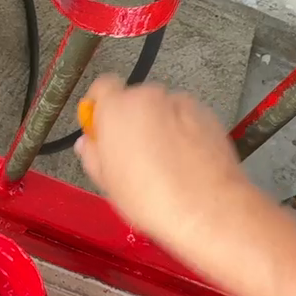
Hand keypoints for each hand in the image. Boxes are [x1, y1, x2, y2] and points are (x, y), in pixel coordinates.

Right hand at [73, 76, 270, 270]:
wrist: (206, 209)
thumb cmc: (153, 198)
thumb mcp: (107, 182)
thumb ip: (93, 155)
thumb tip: (89, 145)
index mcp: (117, 108)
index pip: (102, 87)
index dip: (100, 106)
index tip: (101, 125)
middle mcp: (149, 97)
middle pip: (133, 100)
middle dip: (131, 121)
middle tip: (131, 154)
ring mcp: (181, 103)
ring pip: (161, 110)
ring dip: (158, 126)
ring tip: (161, 163)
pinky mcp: (206, 114)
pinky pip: (185, 118)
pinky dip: (182, 132)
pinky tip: (182, 162)